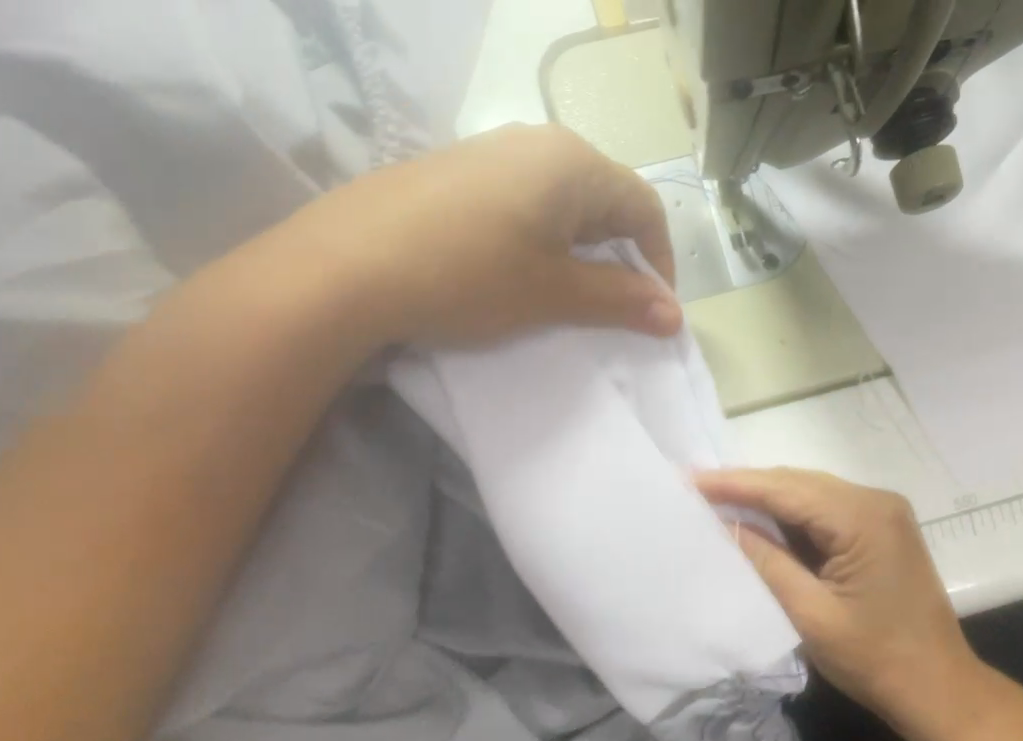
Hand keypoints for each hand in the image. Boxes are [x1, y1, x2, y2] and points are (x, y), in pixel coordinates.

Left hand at [279, 124, 680, 348]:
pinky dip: (537, 242)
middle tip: (610, 308)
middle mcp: (537, 143)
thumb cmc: (470, 275)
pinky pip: (521, 204)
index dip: (660, 263)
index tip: (653, 312)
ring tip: (561, 297)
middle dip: (618, 258)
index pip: (644, 207)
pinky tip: (513, 275)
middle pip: (605, 200)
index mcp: (574, 163)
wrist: (348, 266)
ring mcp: (491, 153)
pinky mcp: (456, 173)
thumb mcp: (555, 294)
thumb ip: (621, 300)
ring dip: (578, 252)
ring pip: (561, 204)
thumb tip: (675, 315)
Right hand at [696, 468, 986, 724]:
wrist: (936, 687)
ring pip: (812, 496)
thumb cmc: (875, 659)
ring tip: (716, 503)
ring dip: (768, 501)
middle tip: (695, 491)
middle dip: (747, 487)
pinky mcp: (882, 533)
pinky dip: (792, 519)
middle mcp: (877, 503)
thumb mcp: (810, 614)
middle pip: (799, 484)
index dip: (734, 484)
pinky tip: (759, 524)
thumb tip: (724, 525)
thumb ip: (766, 563)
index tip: (687, 480)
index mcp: (864, 518)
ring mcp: (883, 516)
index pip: (786, 489)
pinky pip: (827, 515)